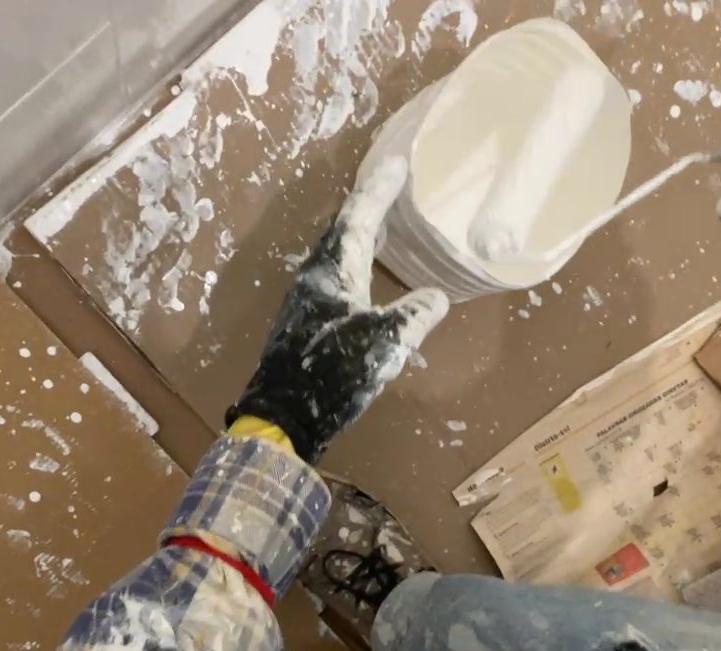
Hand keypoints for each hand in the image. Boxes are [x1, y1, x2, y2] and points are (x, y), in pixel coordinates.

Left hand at [227, 158, 449, 463]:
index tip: (397, 164)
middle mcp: (314, 279)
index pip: (358, 218)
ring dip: (361, 238)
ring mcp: (305, 303)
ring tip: (385, 229)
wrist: (284, 416)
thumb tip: (436, 297)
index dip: (379, 191)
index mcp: (333, 272)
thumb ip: (413, 316)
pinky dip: (355, 266)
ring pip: (338, 257)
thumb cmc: (332, 373)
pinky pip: (335, 280)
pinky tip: (366, 279)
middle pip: (344, 233)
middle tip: (392, 191)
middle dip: (369, 209)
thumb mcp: (384, 345)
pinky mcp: (304, 326)